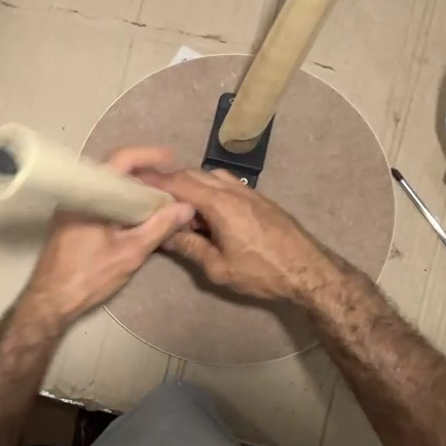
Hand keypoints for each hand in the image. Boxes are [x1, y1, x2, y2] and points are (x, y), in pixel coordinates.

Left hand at [18, 146, 195, 326]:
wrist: (51, 301)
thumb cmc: (88, 276)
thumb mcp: (130, 252)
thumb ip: (159, 227)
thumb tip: (185, 207)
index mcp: (88, 194)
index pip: (120, 160)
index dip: (149, 155)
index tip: (172, 159)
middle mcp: (76, 194)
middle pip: (114, 171)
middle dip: (144, 174)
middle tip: (169, 183)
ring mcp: (70, 207)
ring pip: (107, 187)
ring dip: (133, 190)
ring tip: (159, 199)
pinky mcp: (70, 220)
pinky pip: (99, 200)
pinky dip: (120, 202)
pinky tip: (137, 216)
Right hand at [140, 167, 321, 302]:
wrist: (309, 271)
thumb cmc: (262, 272)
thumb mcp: (219, 268)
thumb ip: (190, 248)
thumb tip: (165, 236)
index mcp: (220, 205)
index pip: (180, 183)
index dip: (156, 180)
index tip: (136, 181)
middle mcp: (233, 191)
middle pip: (194, 174)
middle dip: (170, 180)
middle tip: (151, 194)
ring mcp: (249, 192)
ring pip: (212, 176)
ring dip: (191, 183)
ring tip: (177, 204)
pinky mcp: (259, 199)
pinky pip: (227, 183)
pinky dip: (208, 188)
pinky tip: (205, 209)